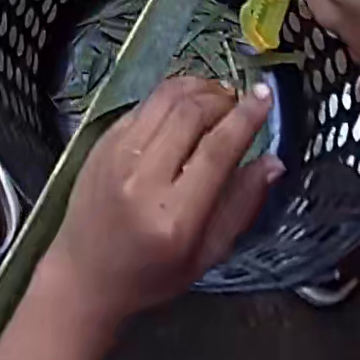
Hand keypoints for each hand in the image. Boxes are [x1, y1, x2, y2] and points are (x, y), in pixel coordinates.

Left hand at [42, 76, 282, 326]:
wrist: (85, 271)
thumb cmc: (152, 273)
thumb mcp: (207, 255)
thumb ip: (241, 205)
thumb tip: (274, 162)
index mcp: (173, 216)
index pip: (216, 151)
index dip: (245, 118)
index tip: (264, 94)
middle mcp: (142, 176)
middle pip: (190, 114)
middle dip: (222, 98)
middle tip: (240, 100)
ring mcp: (118, 151)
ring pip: (165, 98)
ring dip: (198, 86)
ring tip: (218, 93)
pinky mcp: (104, 137)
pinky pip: (145, 103)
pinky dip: (172, 93)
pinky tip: (188, 100)